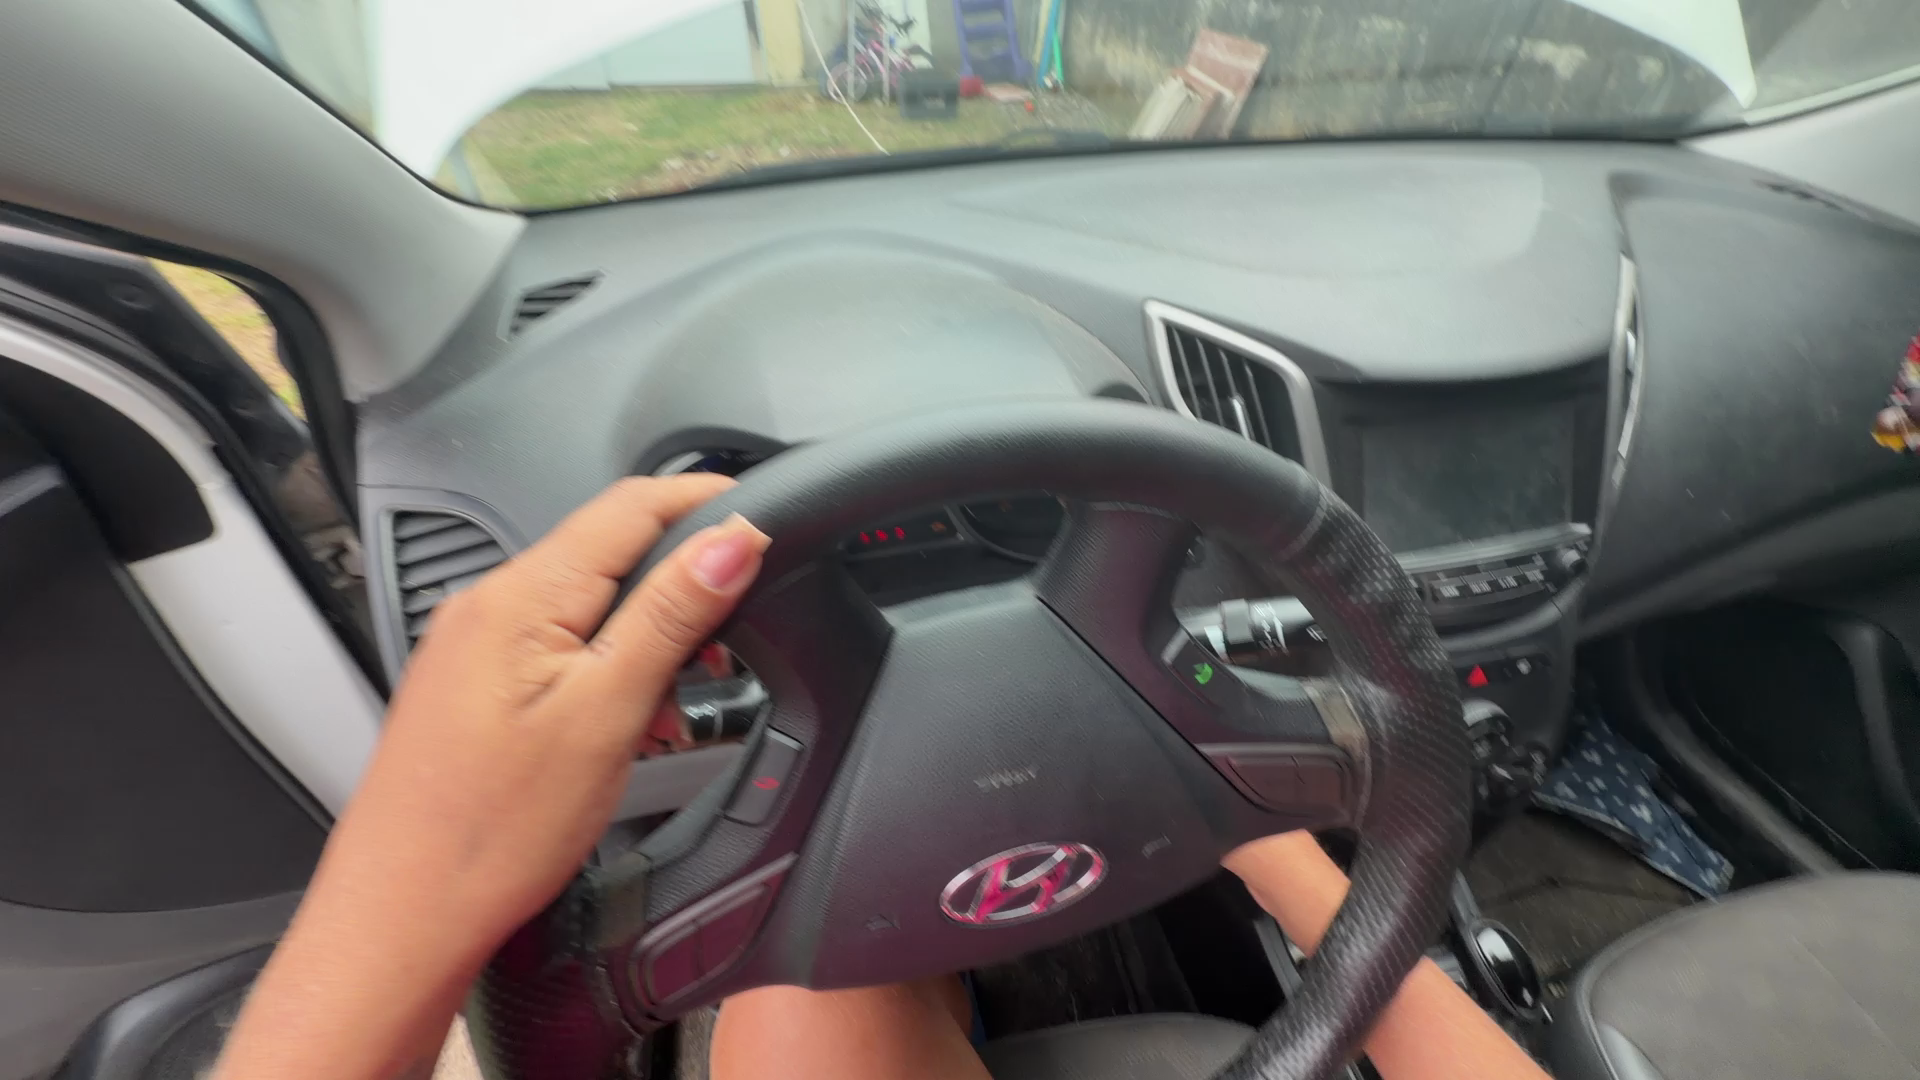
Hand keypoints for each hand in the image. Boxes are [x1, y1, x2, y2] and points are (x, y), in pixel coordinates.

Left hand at [322, 475, 769, 948]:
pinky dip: (621, 654)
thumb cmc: (492, 830)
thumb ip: (673, 613)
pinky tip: (640, 706)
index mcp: (521, 597)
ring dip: (658, 621)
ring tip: (688, 685)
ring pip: (598, 592)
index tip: (758, 516)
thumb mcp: (608, 710)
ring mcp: (484, 639)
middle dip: (687, 570)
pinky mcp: (488, 675)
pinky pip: (570, 634)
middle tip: (736, 621)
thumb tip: (732, 541)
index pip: (631, 505)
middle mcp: (493, 603)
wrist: (405, 919)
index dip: (704, 499)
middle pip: (615, 543)